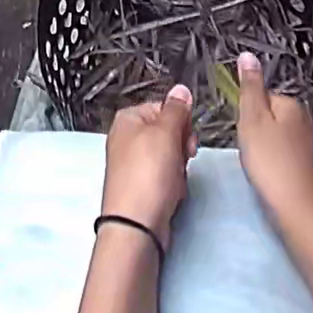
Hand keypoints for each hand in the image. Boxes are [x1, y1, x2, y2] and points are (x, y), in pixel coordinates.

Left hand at [101, 85, 197, 247]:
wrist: (136, 224)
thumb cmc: (148, 173)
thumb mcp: (165, 134)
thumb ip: (176, 110)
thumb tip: (181, 88)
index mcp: (128, 119)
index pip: (164, 108)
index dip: (180, 123)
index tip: (186, 137)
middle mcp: (126, 137)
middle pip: (167, 132)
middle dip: (180, 147)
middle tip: (182, 158)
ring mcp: (132, 162)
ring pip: (169, 156)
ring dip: (179, 167)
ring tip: (174, 180)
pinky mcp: (140, 184)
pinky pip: (164, 176)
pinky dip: (172, 184)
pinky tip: (171, 193)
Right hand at [234, 52, 312, 239]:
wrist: (302, 215)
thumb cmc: (271, 165)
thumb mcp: (252, 120)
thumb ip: (250, 87)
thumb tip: (248, 56)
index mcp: (293, 105)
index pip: (262, 96)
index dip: (247, 112)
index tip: (243, 130)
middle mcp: (308, 122)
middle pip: (271, 116)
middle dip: (257, 129)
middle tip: (249, 148)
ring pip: (280, 138)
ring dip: (268, 148)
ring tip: (260, 165)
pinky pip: (289, 157)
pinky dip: (279, 164)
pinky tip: (273, 177)